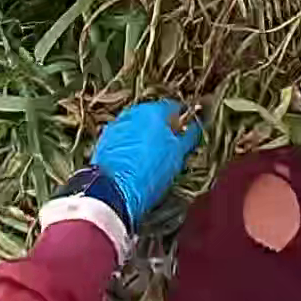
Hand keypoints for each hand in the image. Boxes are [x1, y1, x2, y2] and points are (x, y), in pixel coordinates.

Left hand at [90, 100, 202, 222]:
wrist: (111, 193)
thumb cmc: (150, 171)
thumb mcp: (178, 155)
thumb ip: (189, 136)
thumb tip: (197, 126)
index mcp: (155, 110)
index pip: (175, 107)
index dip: (183, 120)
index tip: (186, 133)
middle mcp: (134, 111)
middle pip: (154, 116)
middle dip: (163, 128)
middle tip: (170, 149)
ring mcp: (117, 125)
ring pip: (138, 127)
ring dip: (145, 137)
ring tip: (150, 159)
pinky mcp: (103, 141)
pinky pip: (123, 139)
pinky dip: (130, 146)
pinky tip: (134, 163)